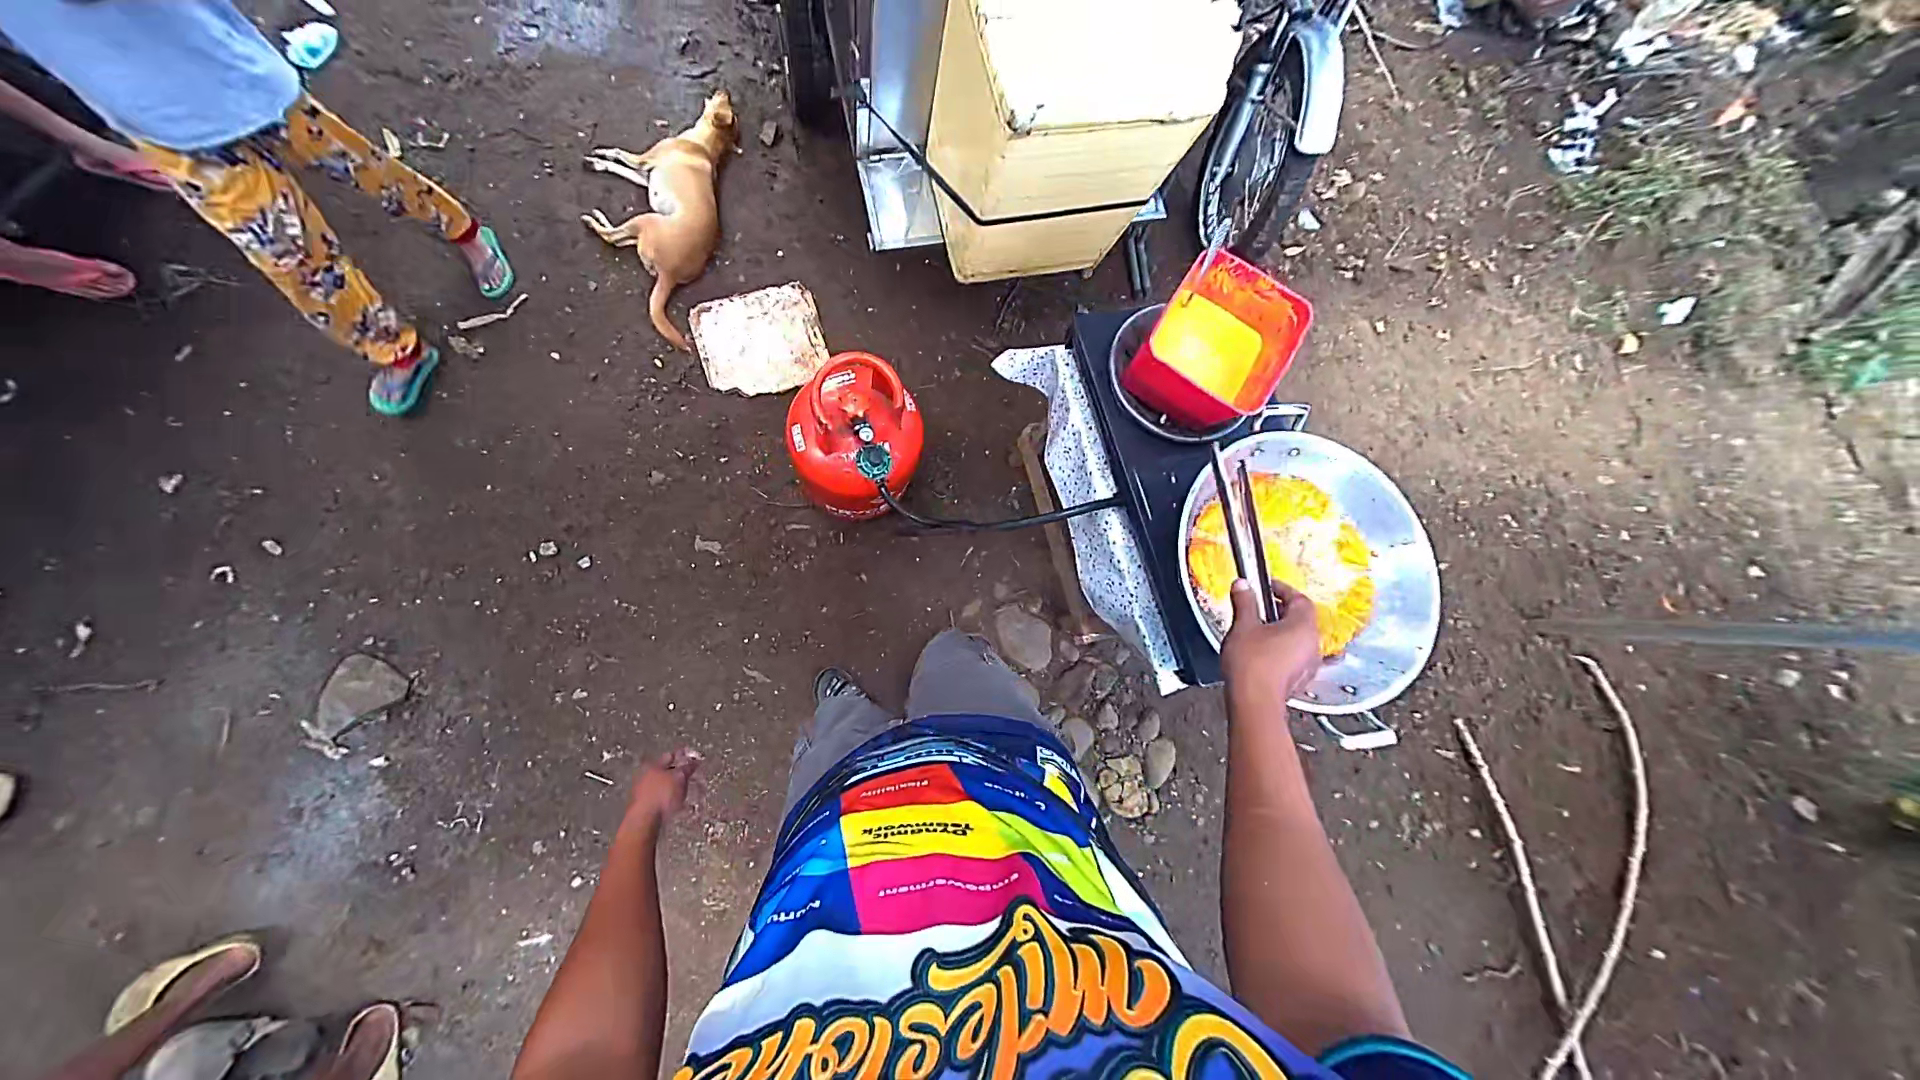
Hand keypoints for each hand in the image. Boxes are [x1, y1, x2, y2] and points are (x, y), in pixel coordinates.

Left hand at [627, 747, 701, 824]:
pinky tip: (673, 804)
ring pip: (661, 785)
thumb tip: (695, 761)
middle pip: (665, 771)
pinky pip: (658, 798)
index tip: (693, 760)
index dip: (683, 757)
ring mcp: (642, 791)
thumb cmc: (662, 795)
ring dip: (672, 787)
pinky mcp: (642, 806)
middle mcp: (645, 776)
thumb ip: (688, 768)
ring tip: (683, 793)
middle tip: (690, 777)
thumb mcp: (680, 778)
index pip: (671, 756)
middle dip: (677, 773)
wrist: (644, 820)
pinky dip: (666, 799)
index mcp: (654, 765)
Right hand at [1219, 578, 1321, 700]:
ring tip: (1256, 629)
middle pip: (1300, 619)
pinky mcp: (1299, 679)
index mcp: (1303, 627)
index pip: (1299, 599)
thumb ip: (1245, 602)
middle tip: (1259, 606)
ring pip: (1297, 639)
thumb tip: (1242, 585)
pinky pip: (1293, 656)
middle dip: (1280, 610)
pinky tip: (1260, 652)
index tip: (1268, 586)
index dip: (1283, 589)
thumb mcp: (1243, 626)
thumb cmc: (1251, 663)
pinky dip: (1279, 648)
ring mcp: (1308, 664)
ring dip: (1279, 630)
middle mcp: (1312, 644)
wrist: (1254, 702)